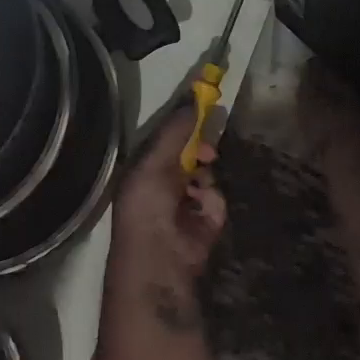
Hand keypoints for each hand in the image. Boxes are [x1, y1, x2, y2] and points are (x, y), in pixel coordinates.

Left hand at [111, 107, 226, 284]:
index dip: (183, 124)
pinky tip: (203, 210)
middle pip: (188, 155)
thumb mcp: (154, 163)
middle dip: (200, 150)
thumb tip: (192, 101)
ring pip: (205, 176)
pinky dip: (213, 203)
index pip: (166, 138)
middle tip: (209, 150)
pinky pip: (216, 200)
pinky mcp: (206, 222)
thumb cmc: (147, 204)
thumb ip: (174, 133)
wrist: (160, 258)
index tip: (204, 109)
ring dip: (205, 178)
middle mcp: (162, 183)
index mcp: (143, 167)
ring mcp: (185, 203)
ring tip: (199, 188)